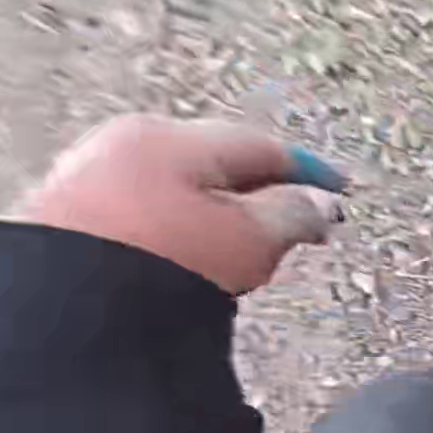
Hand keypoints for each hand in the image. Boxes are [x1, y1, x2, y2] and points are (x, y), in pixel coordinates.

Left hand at [12, 115, 345, 293]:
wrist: (87, 293)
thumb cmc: (179, 253)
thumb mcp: (259, 232)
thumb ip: (300, 212)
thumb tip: (323, 203)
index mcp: (175, 139)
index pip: (262, 147)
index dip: (311, 170)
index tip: (345, 189)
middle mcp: (132, 142)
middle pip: (225, 162)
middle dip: (276, 189)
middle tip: (317, 217)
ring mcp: (103, 170)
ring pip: (197, 182)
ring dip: (244, 206)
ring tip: (277, 235)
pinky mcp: (89, 204)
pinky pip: (167, 201)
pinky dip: (209, 216)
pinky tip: (225, 240)